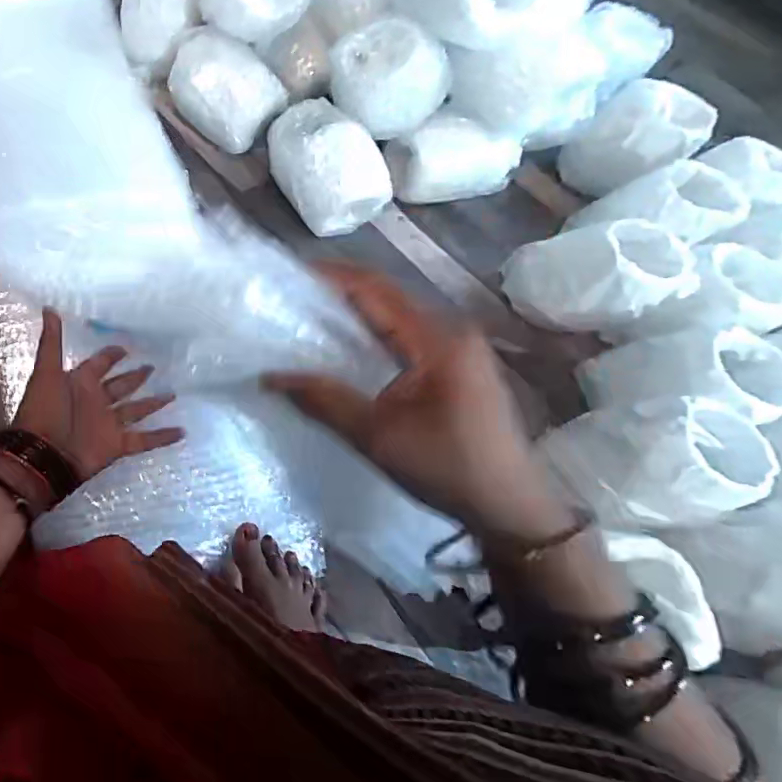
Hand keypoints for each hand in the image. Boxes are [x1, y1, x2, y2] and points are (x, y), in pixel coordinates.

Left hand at [13, 309, 184, 478]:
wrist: (43, 454)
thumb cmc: (43, 411)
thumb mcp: (46, 372)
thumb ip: (51, 342)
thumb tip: (49, 308)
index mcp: (80, 382)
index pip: (100, 364)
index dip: (112, 355)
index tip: (126, 347)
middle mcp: (96, 401)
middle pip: (121, 386)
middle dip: (136, 376)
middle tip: (153, 366)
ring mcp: (108, 424)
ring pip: (135, 410)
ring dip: (153, 403)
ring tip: (173, 394)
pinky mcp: (117, 445)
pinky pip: (144, 439)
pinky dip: (162, 437)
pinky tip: (181, 431)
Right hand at [261, 261, 575, 541]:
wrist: (510, 508)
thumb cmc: (447, 468)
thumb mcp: (377, 436)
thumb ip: (324, 400)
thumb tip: (271, 378)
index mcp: (438, 339)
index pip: (376, 290)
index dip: (332, 277)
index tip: (291, 274)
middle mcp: (451, 332)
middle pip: (387, 296)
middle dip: (339, 290)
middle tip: (291, 294)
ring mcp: (458, 349)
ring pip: (395, 315)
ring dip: (354, 311)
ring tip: (307, 315)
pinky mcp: (456, 367)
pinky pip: (405, 336)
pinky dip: (371, 333)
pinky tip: (344, 346)